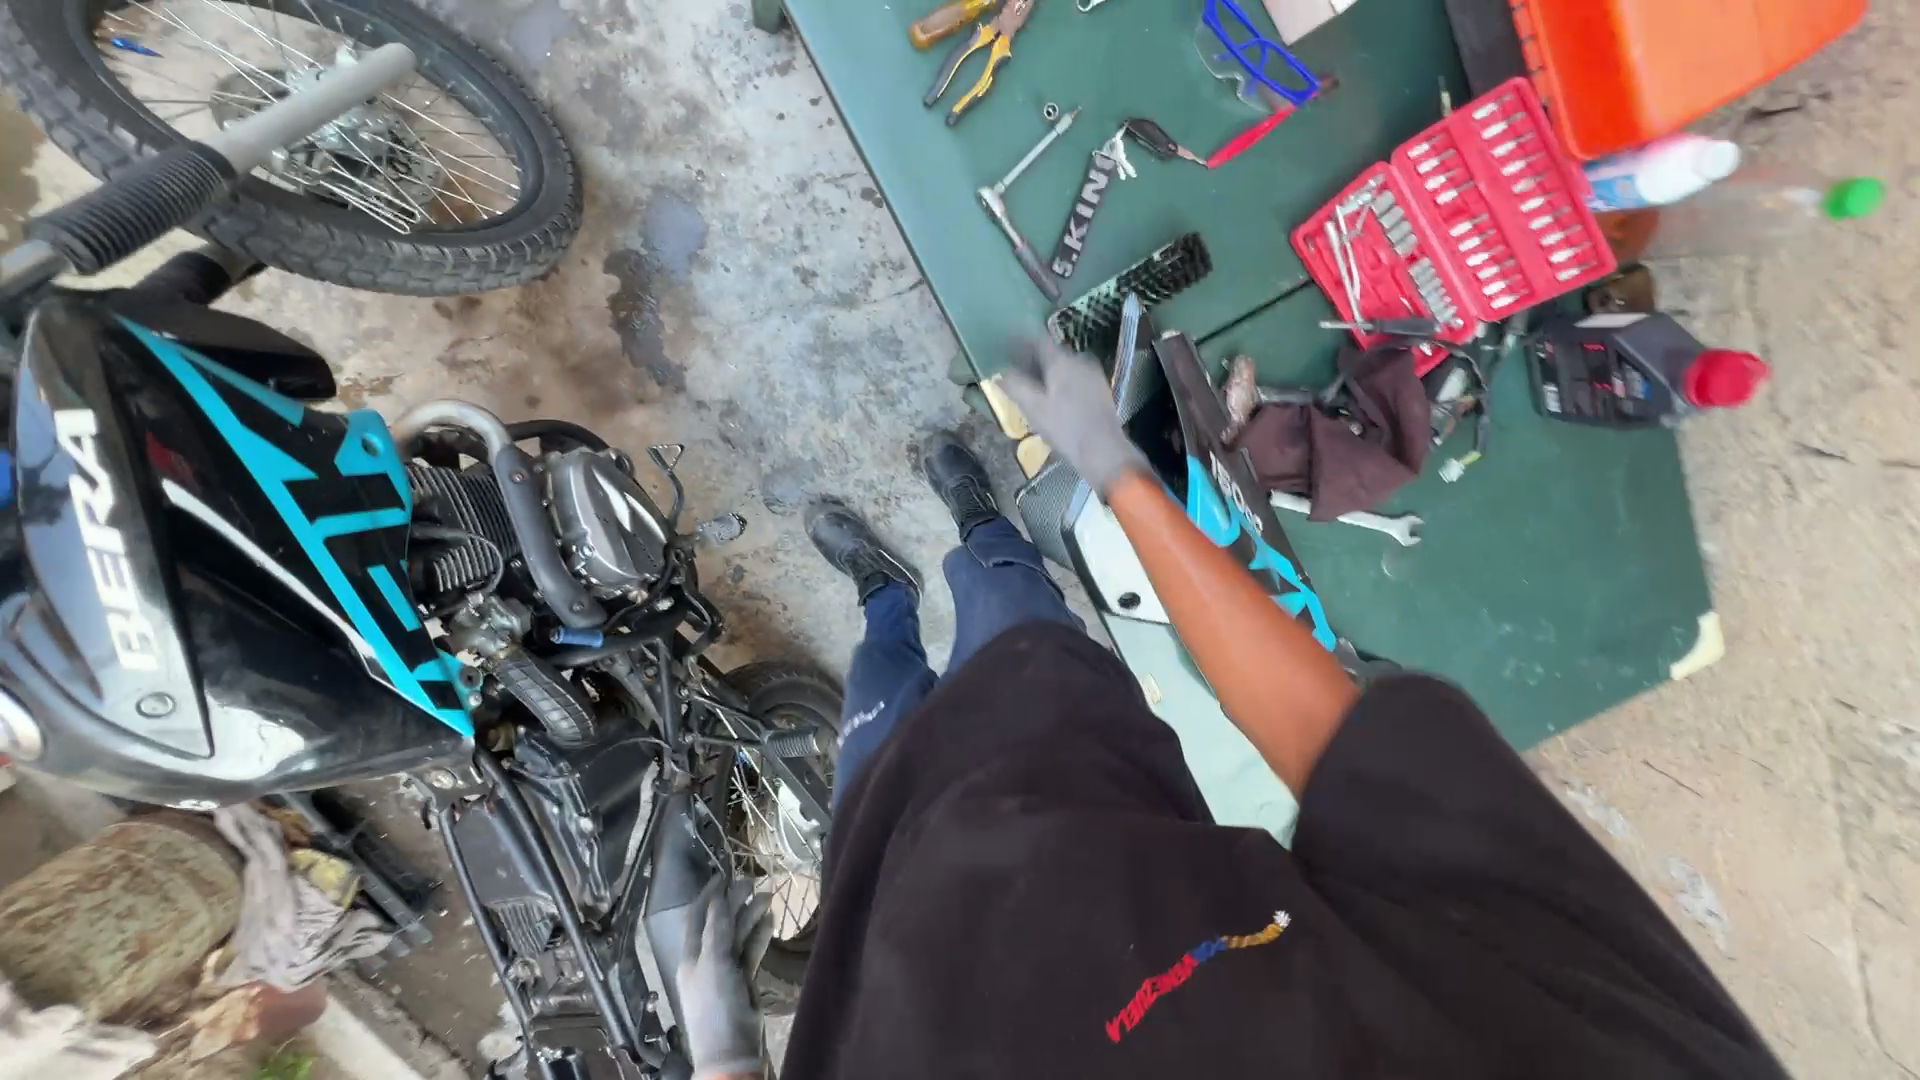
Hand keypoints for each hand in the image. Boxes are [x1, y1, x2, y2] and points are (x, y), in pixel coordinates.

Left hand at [676, 874, 772, 1079]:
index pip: (697, 917)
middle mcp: (706, 960)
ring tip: (769, 896)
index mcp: (692, 956)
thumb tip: (720, 897)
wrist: (731, 1051)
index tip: (724, 873)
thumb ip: (717, 929)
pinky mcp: (743, 980)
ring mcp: (726, 970)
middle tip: (754, 882)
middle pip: (720, 923)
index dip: (709, 894)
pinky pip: (751, 951)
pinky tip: (771, 921)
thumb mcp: (713, 963)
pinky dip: (760, 935)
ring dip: (751, 915)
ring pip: (738, 935)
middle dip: (735, 901)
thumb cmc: (716, 1005)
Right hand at [995, 337, 1148, 494]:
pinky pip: (1075, 377)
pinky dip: (1061, 381)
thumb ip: (1014, 386)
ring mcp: (1093, 374)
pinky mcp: (1101, 389)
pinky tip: (1055, 398)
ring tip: (1034, 386)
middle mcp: (1079, 360)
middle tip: (1017, 370)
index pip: (1037, 340)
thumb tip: (999, 373)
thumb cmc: (1065, 427)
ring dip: (1048, 372)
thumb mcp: (1033, 408)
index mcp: (1061, 360)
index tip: (1007, 348)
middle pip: (1052, 352)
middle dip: (1033, 359)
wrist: (1103, 450)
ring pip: (1064, 366)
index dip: (1020, 342)